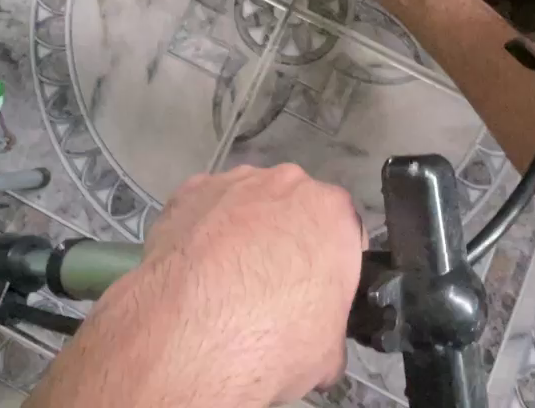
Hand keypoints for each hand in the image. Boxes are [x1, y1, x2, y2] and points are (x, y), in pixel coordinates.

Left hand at [109, 165, 362, 404]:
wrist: (194, 333)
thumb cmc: (274, 339)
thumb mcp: (329, 352)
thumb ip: (331, 324)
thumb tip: (321, 334)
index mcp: (331, 212)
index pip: (342, 229)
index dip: (331, 261)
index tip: (315, 289)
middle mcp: (287, 183)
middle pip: (294, 208)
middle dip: (285, 239)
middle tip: (270, 288)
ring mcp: (235, 181)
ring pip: (248, 203)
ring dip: (243, 232)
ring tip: (225, 281)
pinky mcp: (191, 190)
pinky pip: (206, 206)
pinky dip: (203, 229)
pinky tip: (197, 268)